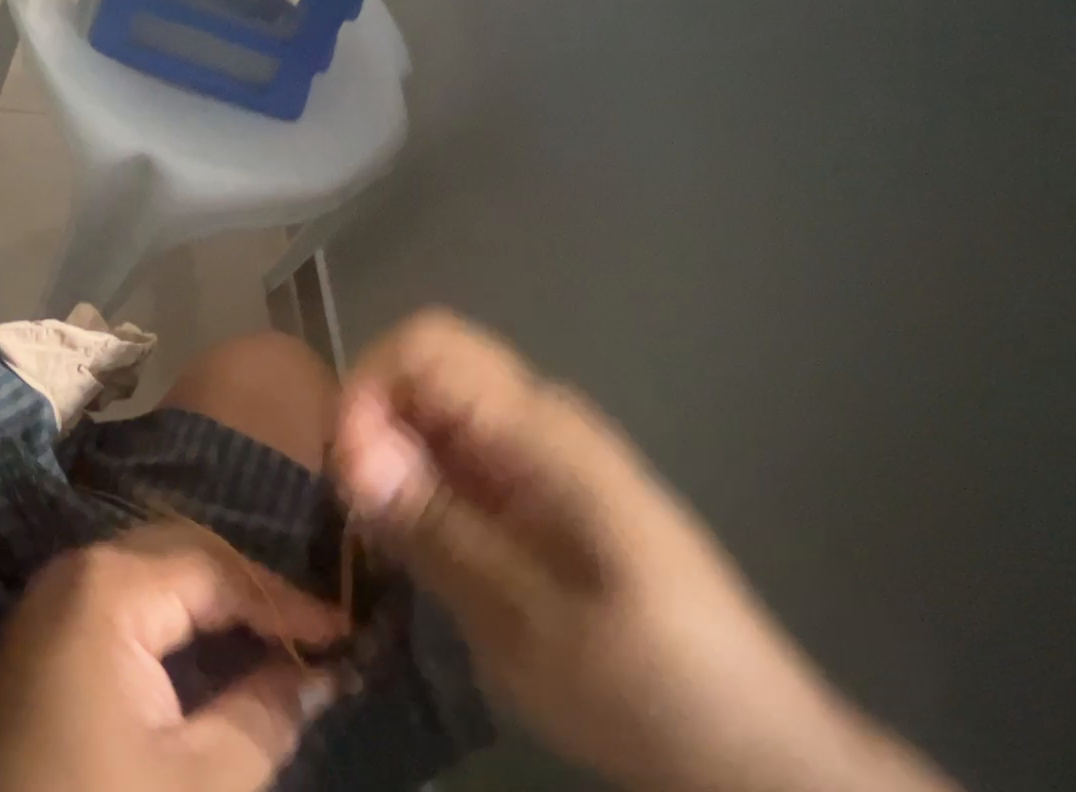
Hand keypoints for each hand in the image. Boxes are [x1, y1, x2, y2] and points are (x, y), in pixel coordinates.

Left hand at [0, 522, 348, 791]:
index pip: (220, 570)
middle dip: (252, 593)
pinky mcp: (45, 638)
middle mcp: (77, 571)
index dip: (288, 602)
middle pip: (186, 557)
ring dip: (216, 608)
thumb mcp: (200, 781)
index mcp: (111, 586)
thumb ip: (266, 712)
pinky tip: (215, 659)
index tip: (349, 634)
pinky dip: (176, 627)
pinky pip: (125, 607)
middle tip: (317, 636)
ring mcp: (53, 601)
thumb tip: (320, 674)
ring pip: (156, 578)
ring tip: (280, 645)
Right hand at [330, 310, 958, 791]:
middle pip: (416, 371)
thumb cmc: (655, 686)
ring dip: (377, 457)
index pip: (426, 347)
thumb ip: (441, 531)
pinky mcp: (519, 489)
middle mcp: (533, 424)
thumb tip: (352, 454)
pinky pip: (438, 453)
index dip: (367, 391)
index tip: (347, 477)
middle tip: (353, 514)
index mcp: (547, 436)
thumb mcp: (535, 625)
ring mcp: (527, 455)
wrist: (745, 743)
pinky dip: (400, 482)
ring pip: (420, 411)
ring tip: (374, 537)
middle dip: (363, 425)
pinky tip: (403, 542)